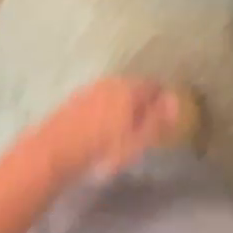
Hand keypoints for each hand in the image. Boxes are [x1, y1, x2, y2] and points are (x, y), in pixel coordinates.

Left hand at [32, 77, 197, 181]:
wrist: (55, 150)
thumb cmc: (102, 149)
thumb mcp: (137, 140)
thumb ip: (158, 119)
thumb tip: (176, 101)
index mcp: (128, 89)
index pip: (153, 86)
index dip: (163, 99)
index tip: (168, 116)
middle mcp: (109, 83)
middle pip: (133, 87)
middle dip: (143, 102)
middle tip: (149, 124)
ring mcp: (90, 90)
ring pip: (115, 93)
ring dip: (123, 106)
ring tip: (127, 128)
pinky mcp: (75, 100)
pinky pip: (100, 100)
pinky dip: (107, 110)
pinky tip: (104, 128)